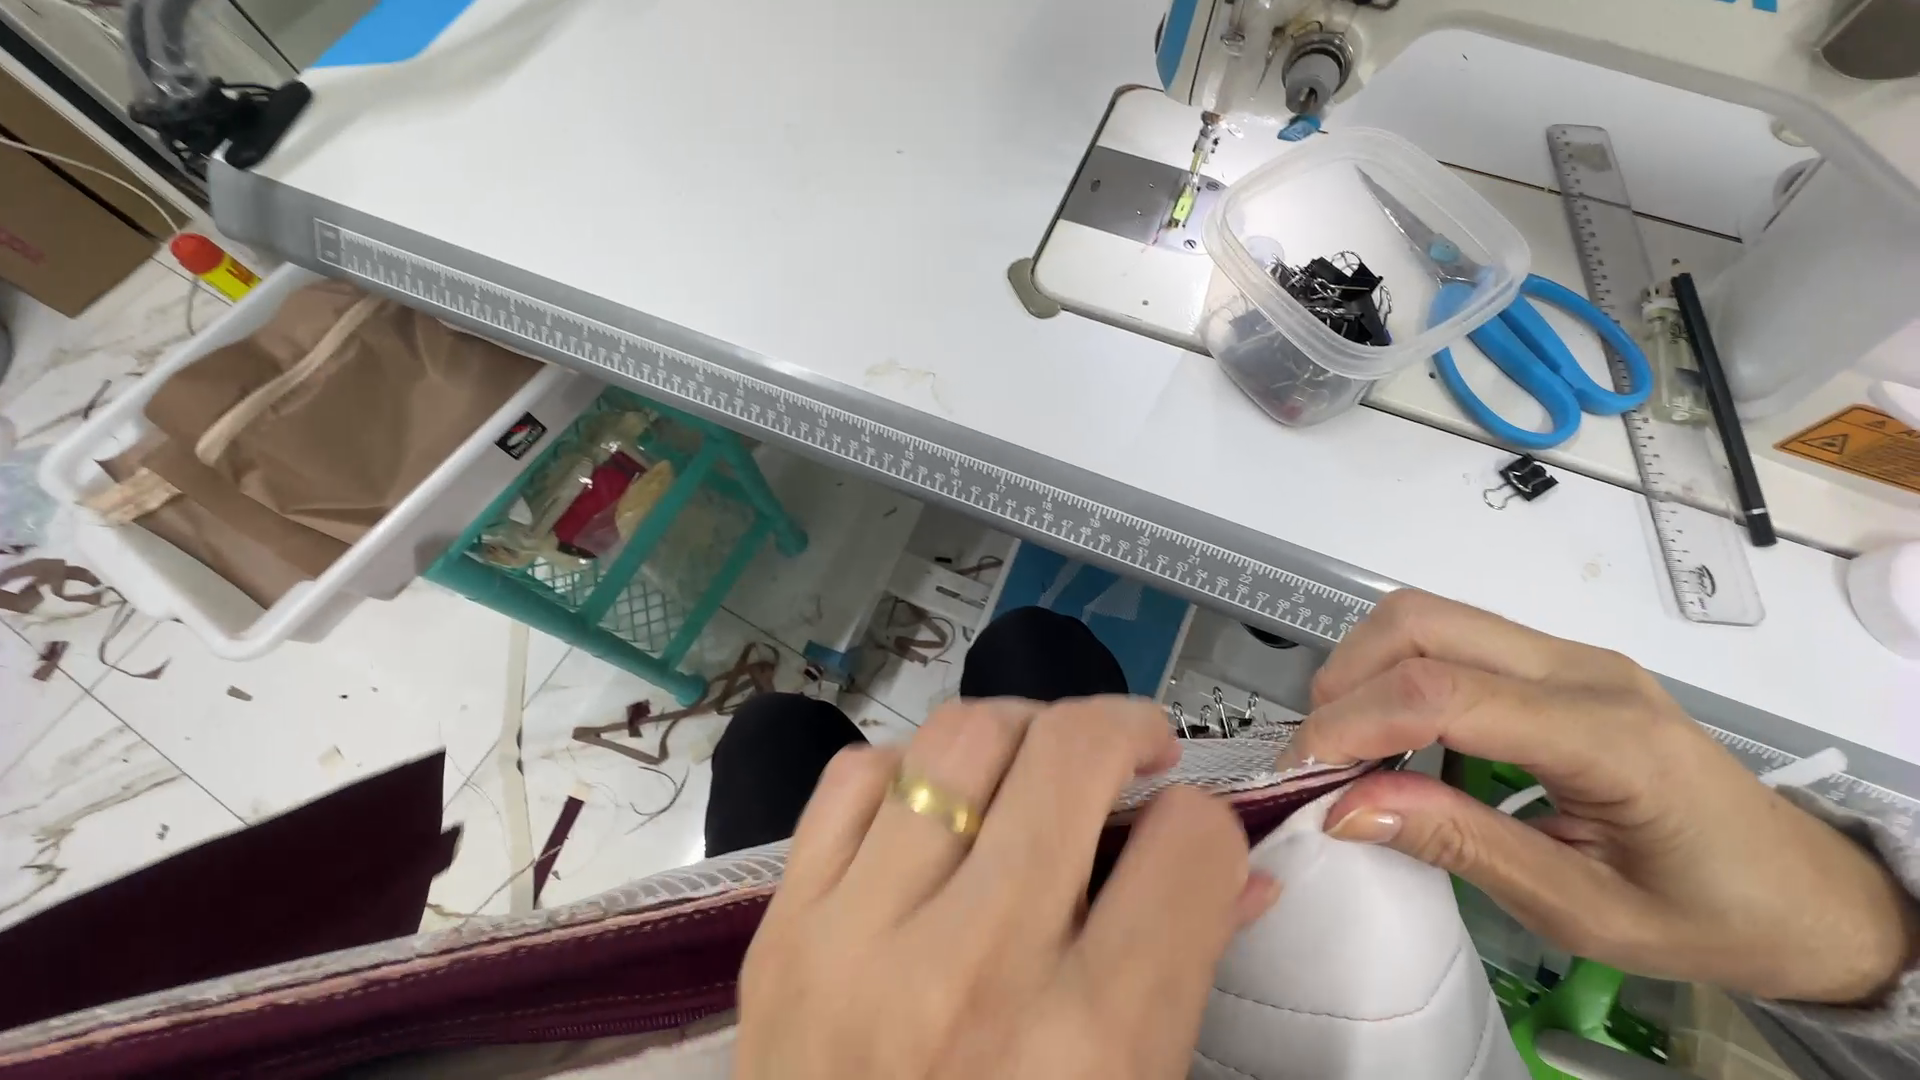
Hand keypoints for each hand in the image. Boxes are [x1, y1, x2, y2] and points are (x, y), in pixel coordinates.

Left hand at [734, 697, 1278, 1079]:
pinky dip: (909, 767)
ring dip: (1020, 729)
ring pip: (959, 739)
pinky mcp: (782, 928)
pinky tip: (933, 806)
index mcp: (1091, 1043)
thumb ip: (1187, 969)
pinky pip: (855, 776)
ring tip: (1036, 764)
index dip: (1206, 824)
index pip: (1188, 847)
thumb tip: (1232, 861)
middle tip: (1131, 752)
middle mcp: (973, 971)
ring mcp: (858, 939)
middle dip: (1123, 729)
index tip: (1185, 833)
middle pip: (1069, 754)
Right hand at [1282, 590, 1919, 1004]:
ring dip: (1360, 668)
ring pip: (1423, 615)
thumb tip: (1343, 808)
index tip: (1303, 773)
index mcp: (1609, 739)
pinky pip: (1445, 635)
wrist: (1811, 894)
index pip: (1444, 694)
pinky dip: (1389, 670)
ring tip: (1347, 743)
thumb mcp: (1583, 911)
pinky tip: (1389, 731)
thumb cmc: (1709, 918)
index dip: (1353, 724)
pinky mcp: (1552, 660)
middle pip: (1420, 623)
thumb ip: (1460, 845)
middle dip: (1343, 681)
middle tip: (1319, 756)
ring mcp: (1568, 655)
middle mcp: (1583, 670)